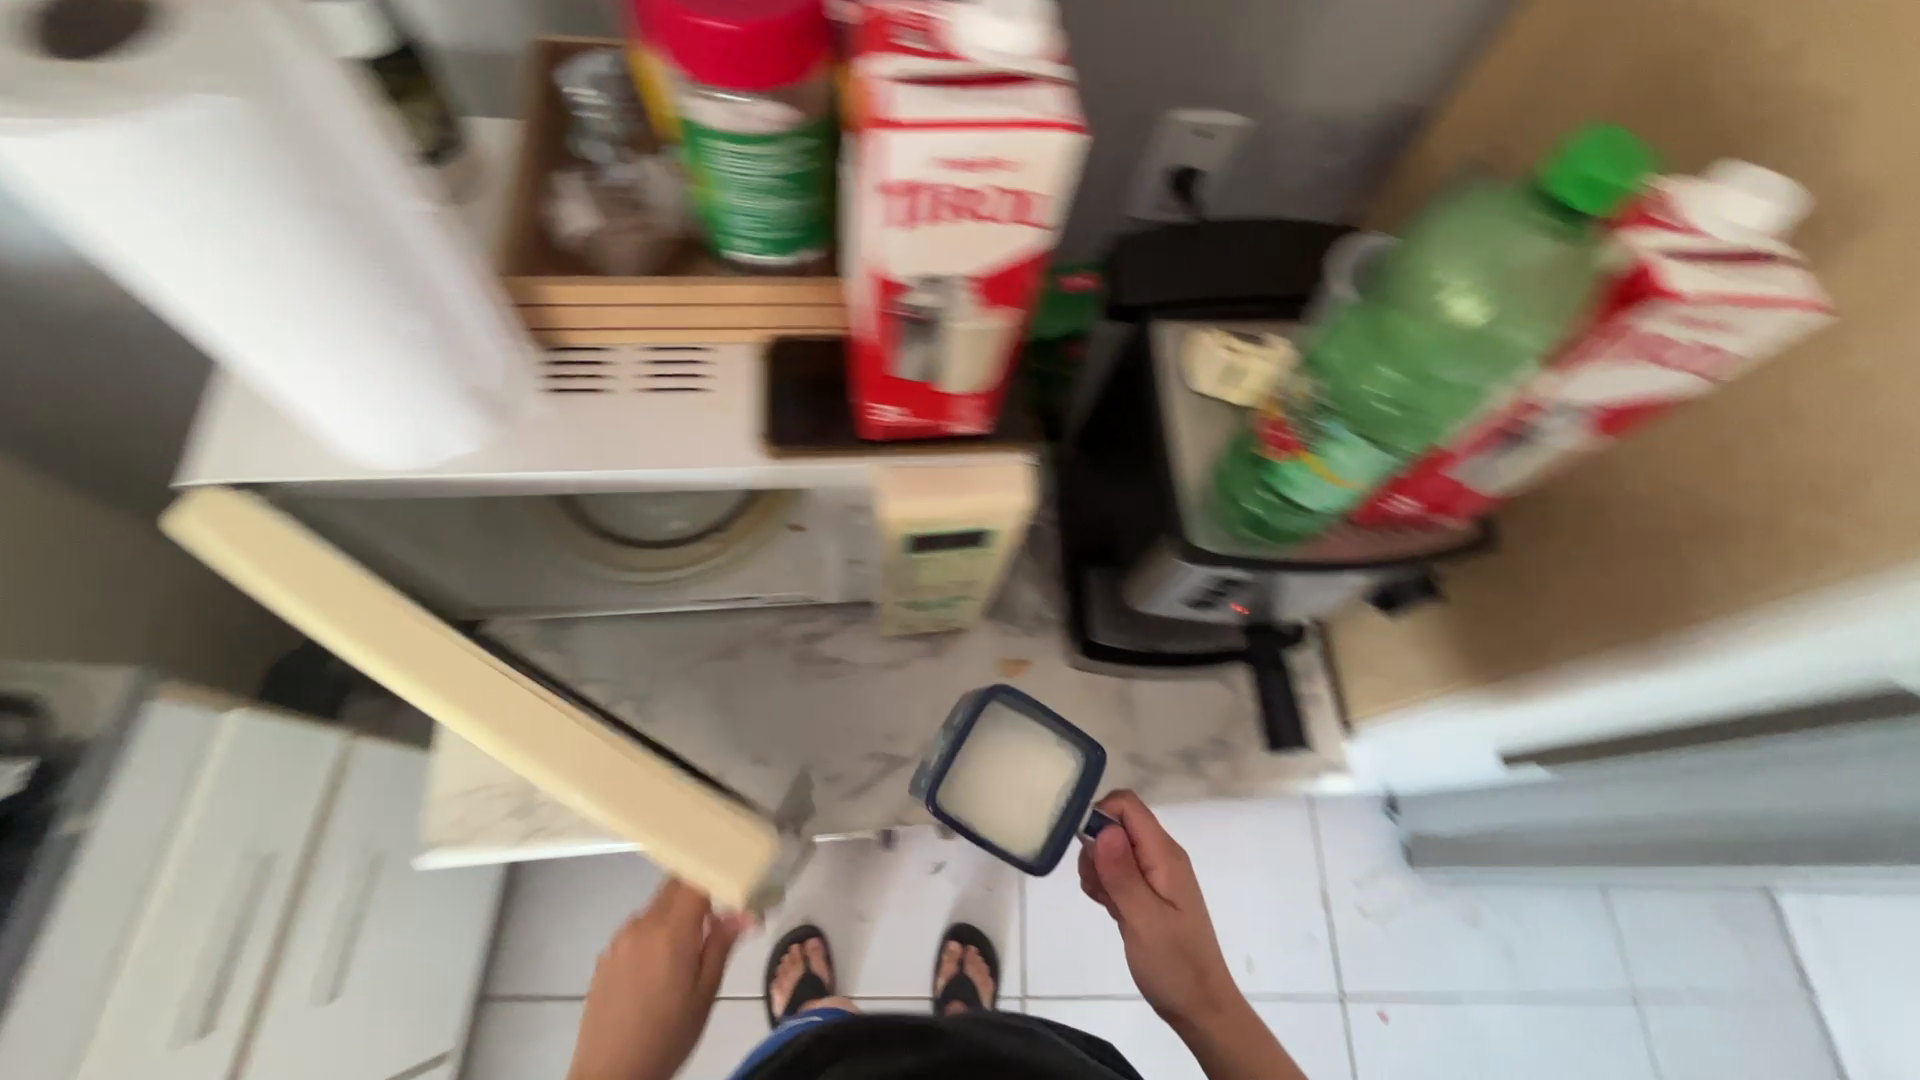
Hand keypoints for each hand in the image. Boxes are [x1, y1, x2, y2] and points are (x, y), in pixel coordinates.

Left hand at [568, 878, 749, 1079]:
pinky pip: (638, 929)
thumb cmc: (668, 1036)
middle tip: (721, 914)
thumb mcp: (706, 993)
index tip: (735, 880)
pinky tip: (662, 969)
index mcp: (671, 931)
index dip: (717, 871)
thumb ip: (722, 944)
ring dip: (677, 914)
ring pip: (656, 908)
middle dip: (700, 890)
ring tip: (692, 950)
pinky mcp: (606, 957)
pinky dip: (656, 933)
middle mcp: (642, 925)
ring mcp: (620, 940)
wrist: (610, 1076)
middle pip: (674, 886)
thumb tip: (744, 912)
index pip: (695, 878)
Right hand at [1078, 791, 1240, 1028]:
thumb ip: (1122, 873)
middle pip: (1116, 824)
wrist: (1200, 1008)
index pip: (1127, 805)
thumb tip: (1102, 828)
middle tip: (1096, 886)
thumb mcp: (1144, 921)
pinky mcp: (1146, 893)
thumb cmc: (1175, 965)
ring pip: (1112, 848)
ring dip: (1098, 868)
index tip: (1086, 851)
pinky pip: (1116, 871)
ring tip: (1104, 902)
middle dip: (1095, 847)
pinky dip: (1104, 884)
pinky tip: (1108, 909)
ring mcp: (1154, 875)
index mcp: (1164, 855)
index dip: (1100, 816)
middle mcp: (1160, 856)